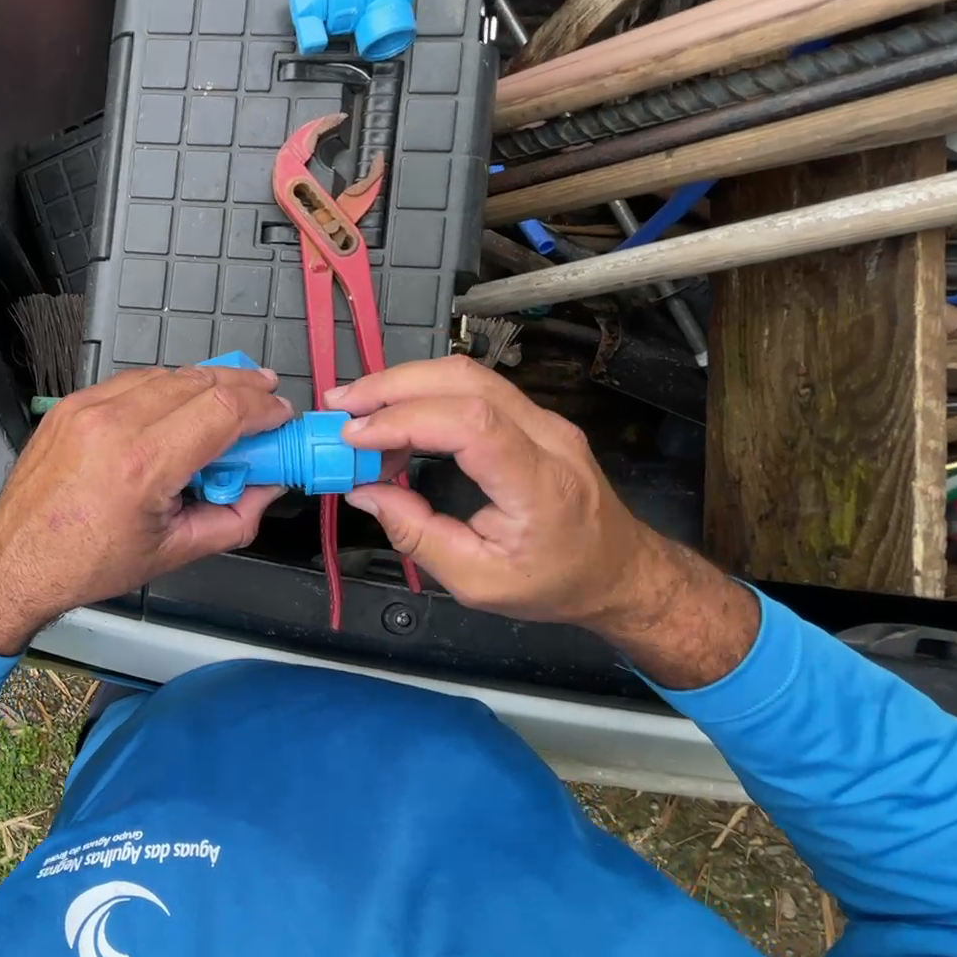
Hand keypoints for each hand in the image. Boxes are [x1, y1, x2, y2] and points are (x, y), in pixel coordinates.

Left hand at [0, 366, 292, 654]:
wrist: (17, 560)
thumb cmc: (88, 563)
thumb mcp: (175, 552)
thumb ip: (236, 517)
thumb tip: (268, 484)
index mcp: (142, 464)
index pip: (223, 409)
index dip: (263, 408)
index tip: (279, 417)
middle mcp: (112, 424)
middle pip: (198, 380)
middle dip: (242, 386)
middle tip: (266, 398)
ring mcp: (86, 409)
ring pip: (165, 374)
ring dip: (204, 383)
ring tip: (229, 400)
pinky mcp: (70, 405)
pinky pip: (131, 381)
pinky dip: (164, 387)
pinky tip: (179, 404)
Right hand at [324, 356, 755, 686]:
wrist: (619, 570)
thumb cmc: (553, 582)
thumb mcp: (477, 582)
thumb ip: (417, 536)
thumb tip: (363, 492)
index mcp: (540, 485)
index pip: (471, 424)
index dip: (405, 420)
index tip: (354, 437)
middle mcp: (547, 437)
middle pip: (464, 380)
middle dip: (391, 386)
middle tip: (338, 406)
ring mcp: (543, 419)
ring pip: (465, 373)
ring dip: (401, 383)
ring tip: (353, 408)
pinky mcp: (530, 416)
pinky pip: (470, 387)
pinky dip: (420, 393)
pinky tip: (390, 417)